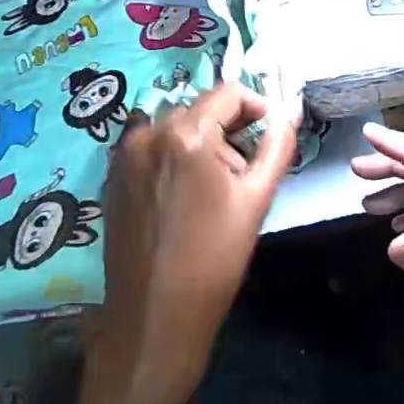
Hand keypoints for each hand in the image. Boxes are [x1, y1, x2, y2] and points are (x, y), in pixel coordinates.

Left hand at [95, 83, 296, 403]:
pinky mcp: (112, 173)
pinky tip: (180, 197)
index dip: (256, 106)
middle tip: (240, 175)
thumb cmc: (215, 256)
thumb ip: (278, 145)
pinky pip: (150, 147)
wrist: (155, 312)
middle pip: (200, 109)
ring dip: (198, 143)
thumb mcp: (257, 198)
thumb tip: (291, 109)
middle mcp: (149, 131)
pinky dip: (171, 157)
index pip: (229, 92)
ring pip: (174, 127)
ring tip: (209, 189)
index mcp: (187, 134)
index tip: (267, 134)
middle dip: (226, 131)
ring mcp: (125, 153)